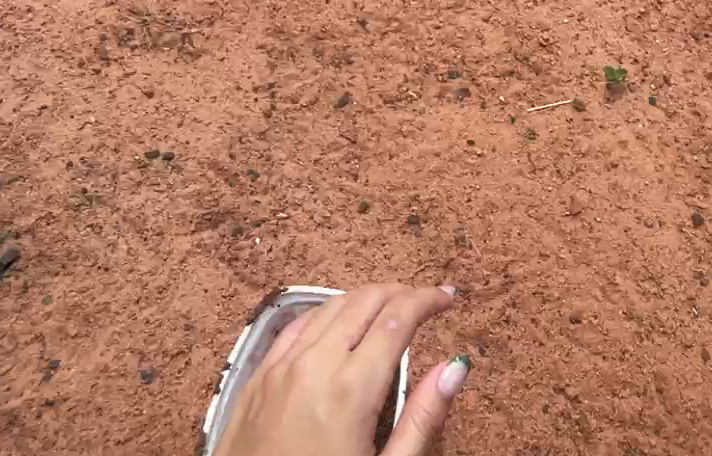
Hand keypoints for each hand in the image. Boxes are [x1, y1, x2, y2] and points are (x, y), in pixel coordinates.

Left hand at [216, 284, 472, 455]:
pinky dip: (326, 313)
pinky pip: (296, 326)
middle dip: (400, 292)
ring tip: (389, 309)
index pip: (398, 319)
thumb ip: (422, 418)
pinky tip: (339, 323)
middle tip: (424, 302)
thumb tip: (456, 365)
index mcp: (351, 390)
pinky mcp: (256, 378)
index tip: (448, 295)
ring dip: (365, 299)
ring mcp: (279, 367)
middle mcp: (314, 365)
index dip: (427, 299)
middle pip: (365, 301)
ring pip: (330, 306)